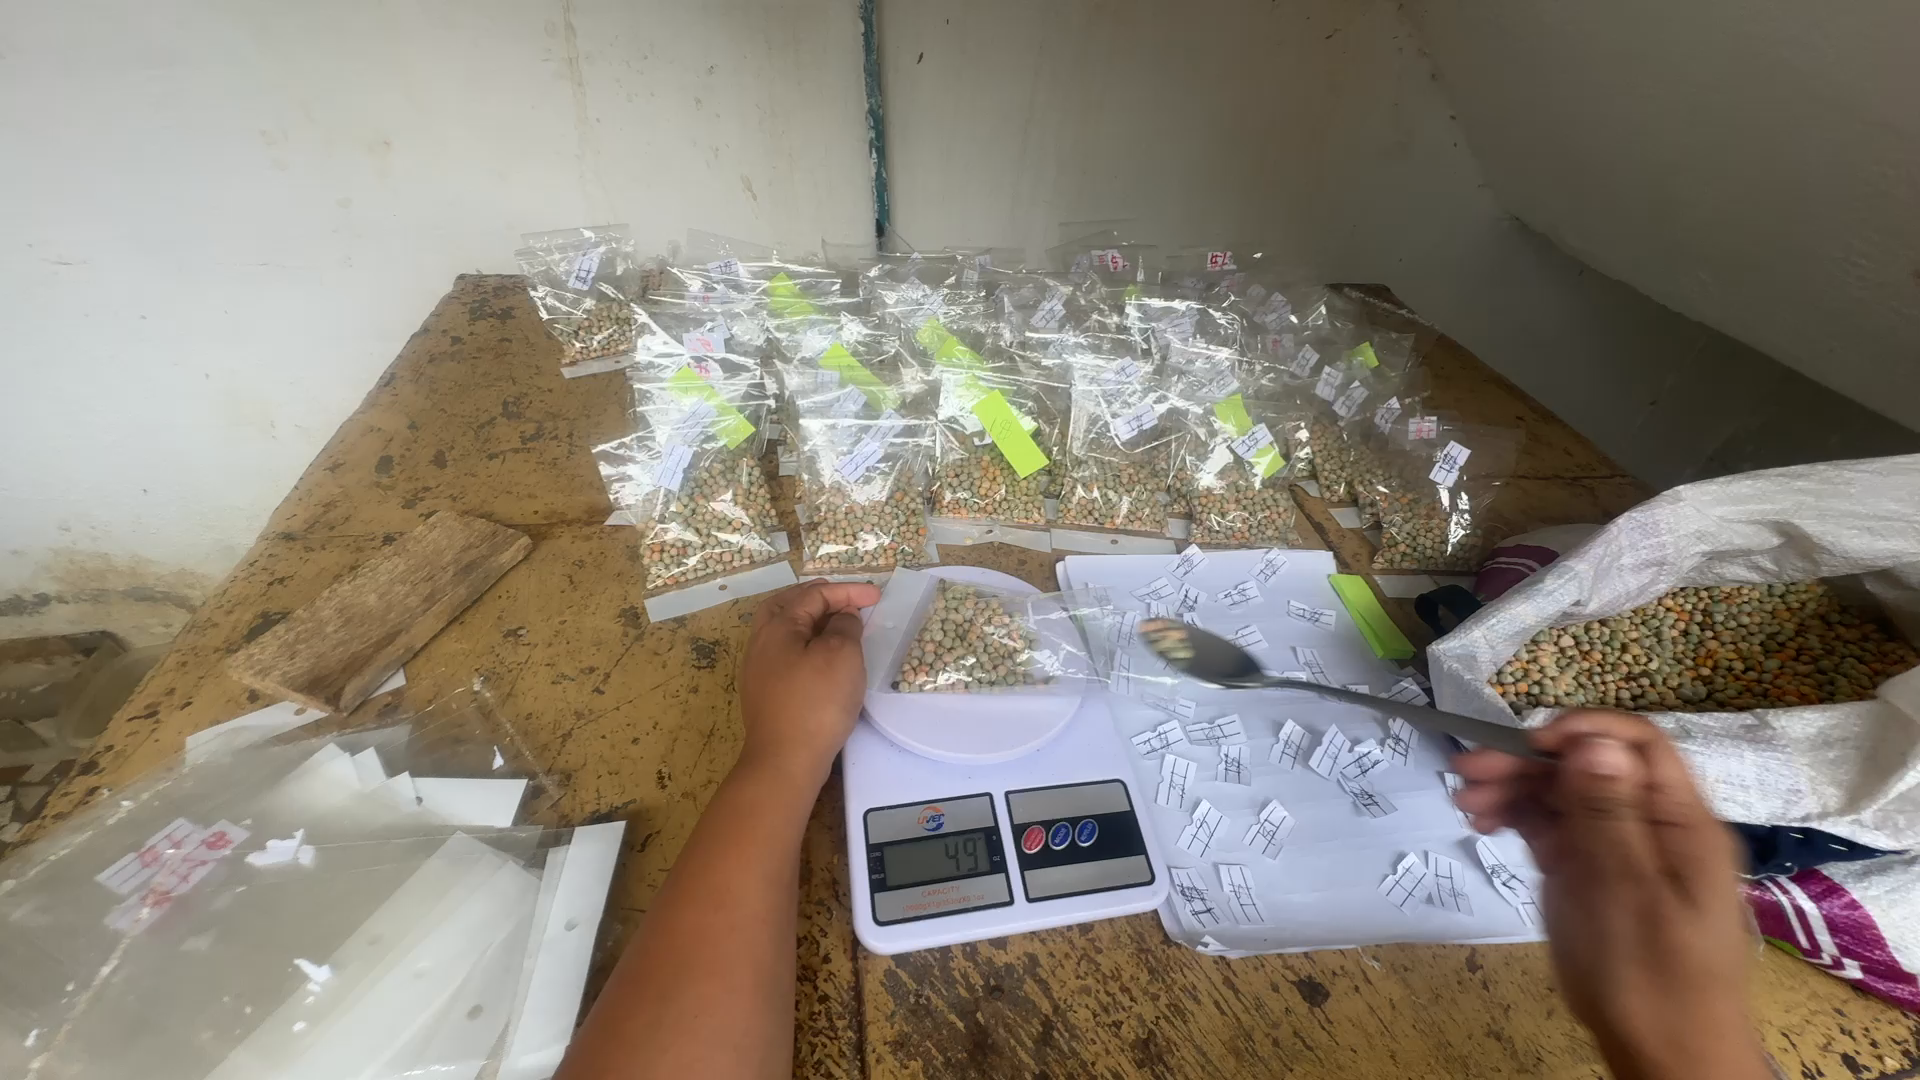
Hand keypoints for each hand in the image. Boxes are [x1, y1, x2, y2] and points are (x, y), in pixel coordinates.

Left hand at [736, 579, 880, 791]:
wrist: (785, 761)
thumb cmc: (816, 702)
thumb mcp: (842, 655)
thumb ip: (845, 626)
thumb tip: (842, 618)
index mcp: (778, 626)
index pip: (814, 595)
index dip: (847, 591)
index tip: (876, 596)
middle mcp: (762, 642)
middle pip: (788, 605)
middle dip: (819, 597)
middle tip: (846, 599)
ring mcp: (760, 669)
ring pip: (785, 630)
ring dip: (812, 620)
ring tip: (837, 623)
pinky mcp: (766, 692)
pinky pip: (787, 652)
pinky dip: (807, 642)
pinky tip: (824, 656)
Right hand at [1451, 710, 1769, 1079]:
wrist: (1661, 1052)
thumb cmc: (1652, 973)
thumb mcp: (1626, 890)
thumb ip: (1609, 813)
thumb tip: (1591, 740)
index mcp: (1677, 822)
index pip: (1637, 745)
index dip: (1582, 730)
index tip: (1527, 744)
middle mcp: (1645, 822)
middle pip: (1581, 764)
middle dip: (1523, 761)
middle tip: (1465, 769)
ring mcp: (1612, 844)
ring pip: (1555, 790)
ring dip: (1507, 786)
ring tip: (1464, 802)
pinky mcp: (1583, 865)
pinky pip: (1543, 822)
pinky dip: (1509, 814)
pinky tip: (1479, 822)